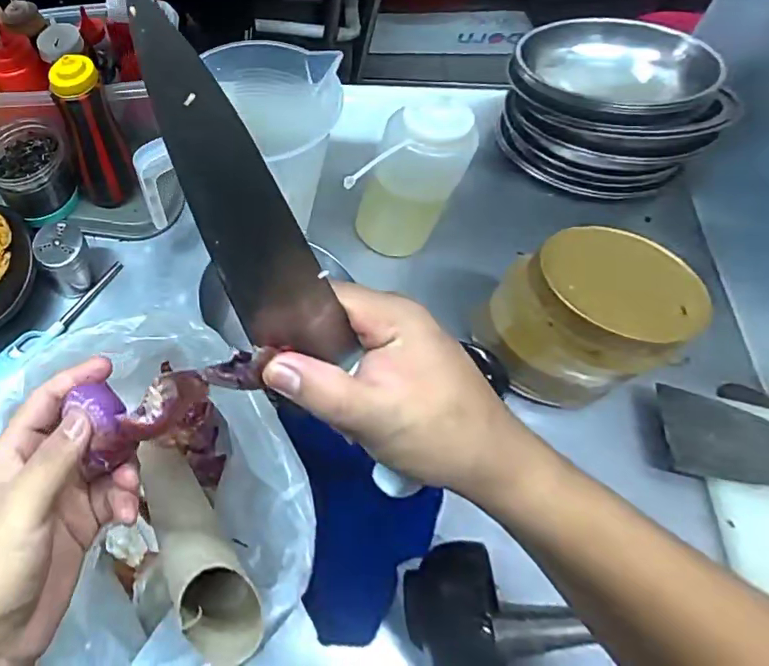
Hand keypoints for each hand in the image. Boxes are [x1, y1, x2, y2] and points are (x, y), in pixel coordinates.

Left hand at [0, 357, 141, 665]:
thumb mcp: (22, 506)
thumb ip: (54, 460)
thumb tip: (84, 413)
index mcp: (15, 452)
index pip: (45, 402)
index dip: (73, 380)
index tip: (106, 366)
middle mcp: (39, 466)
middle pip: (79, 430)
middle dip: (107, 428)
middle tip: (133, 432)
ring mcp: (61, 496)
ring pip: (99, 464)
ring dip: (119, 468)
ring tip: (129, 486)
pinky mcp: (79, 525)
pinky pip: (107, 499)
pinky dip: (121, 500)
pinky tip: (127, 514)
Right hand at [261, 282, 544, 502]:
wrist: (501, 472)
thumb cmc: (438, 437)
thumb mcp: (369, 415)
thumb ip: (316, 387)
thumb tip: (266, 365)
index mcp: (392, 312)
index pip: (322, 295)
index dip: (291, 317)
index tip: (268, 347)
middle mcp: (398, 313)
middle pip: (329, 315)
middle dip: (305, 345)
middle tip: (285, 376)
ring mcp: (405, 334)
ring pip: (342, 335)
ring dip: (324, 362)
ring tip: (311, 389)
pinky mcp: (408, 356)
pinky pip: (358, 351)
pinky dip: (343, 371)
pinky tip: (339, 396)